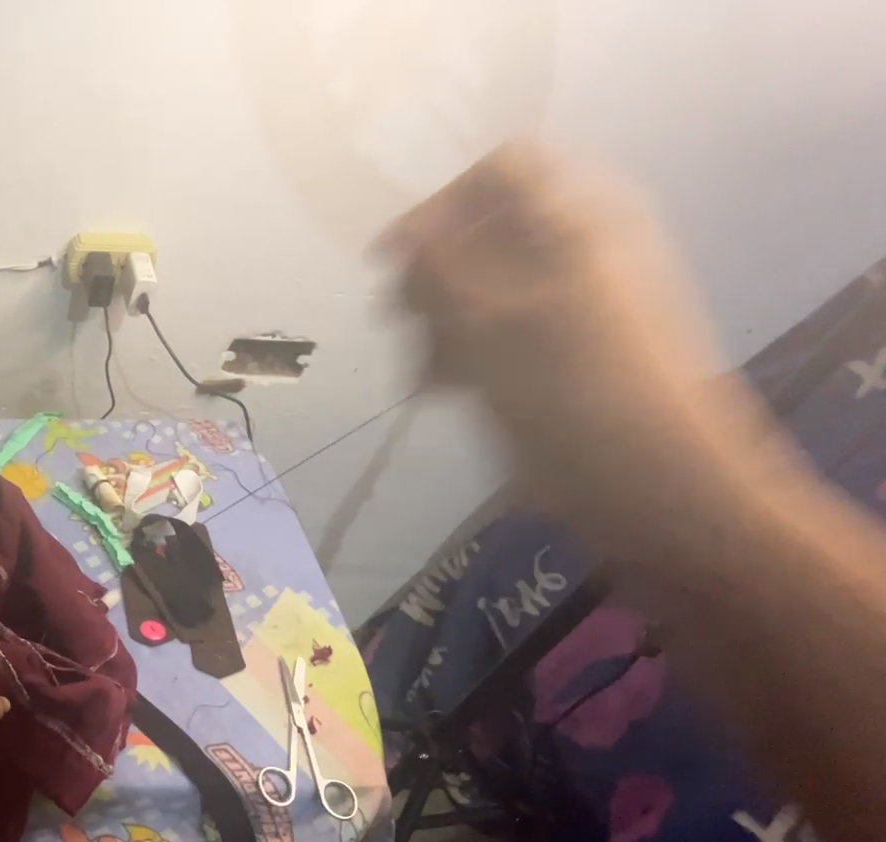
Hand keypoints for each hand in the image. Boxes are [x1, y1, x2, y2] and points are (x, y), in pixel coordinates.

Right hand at [377, 140, 778, 546]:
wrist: (641, 479)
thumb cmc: (573, 389)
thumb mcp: (497, 319)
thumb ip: (442, 266)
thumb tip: (401, 233)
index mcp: (574, 224)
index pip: (499, 172)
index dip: (440, 205)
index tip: (391, 261)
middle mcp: (563, 254)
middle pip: (471, 233)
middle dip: (427, 278)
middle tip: (409, 323)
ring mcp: (549, 306)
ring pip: (464, 289)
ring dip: (429, 325)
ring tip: (428, 372)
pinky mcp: (534, 352)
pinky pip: (474, 332)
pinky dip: (447, 354)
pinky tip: (440, 388)